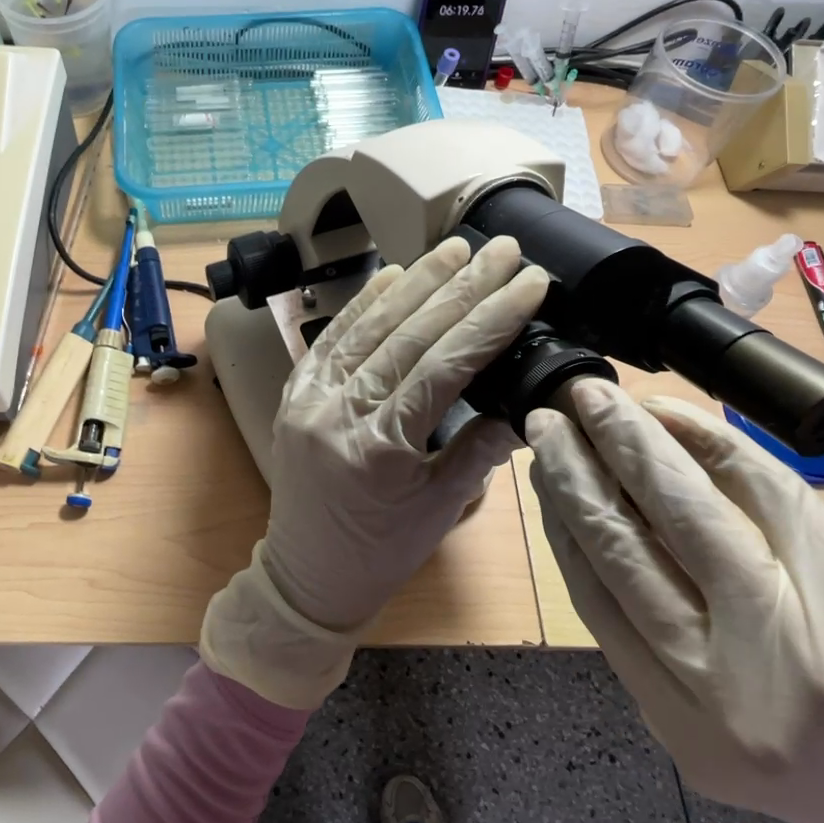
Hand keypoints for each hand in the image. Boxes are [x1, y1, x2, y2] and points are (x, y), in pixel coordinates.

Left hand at [262, 235, 548, 630]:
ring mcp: (310, 399)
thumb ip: (481, 452)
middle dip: (461, 288)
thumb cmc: (380, 552)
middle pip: (408, 336)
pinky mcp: (295, 394)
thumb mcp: (440, 510)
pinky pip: (330, 339)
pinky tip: (391, 274)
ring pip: (368, 328)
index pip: (445, 366)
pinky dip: (361, 304)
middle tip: (501, 249)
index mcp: (380, 448)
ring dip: (415, 283)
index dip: (491, 320)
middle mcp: (338, 413)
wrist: (307, 574)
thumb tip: (528, 403)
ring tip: (456, 248)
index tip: (528, 283)